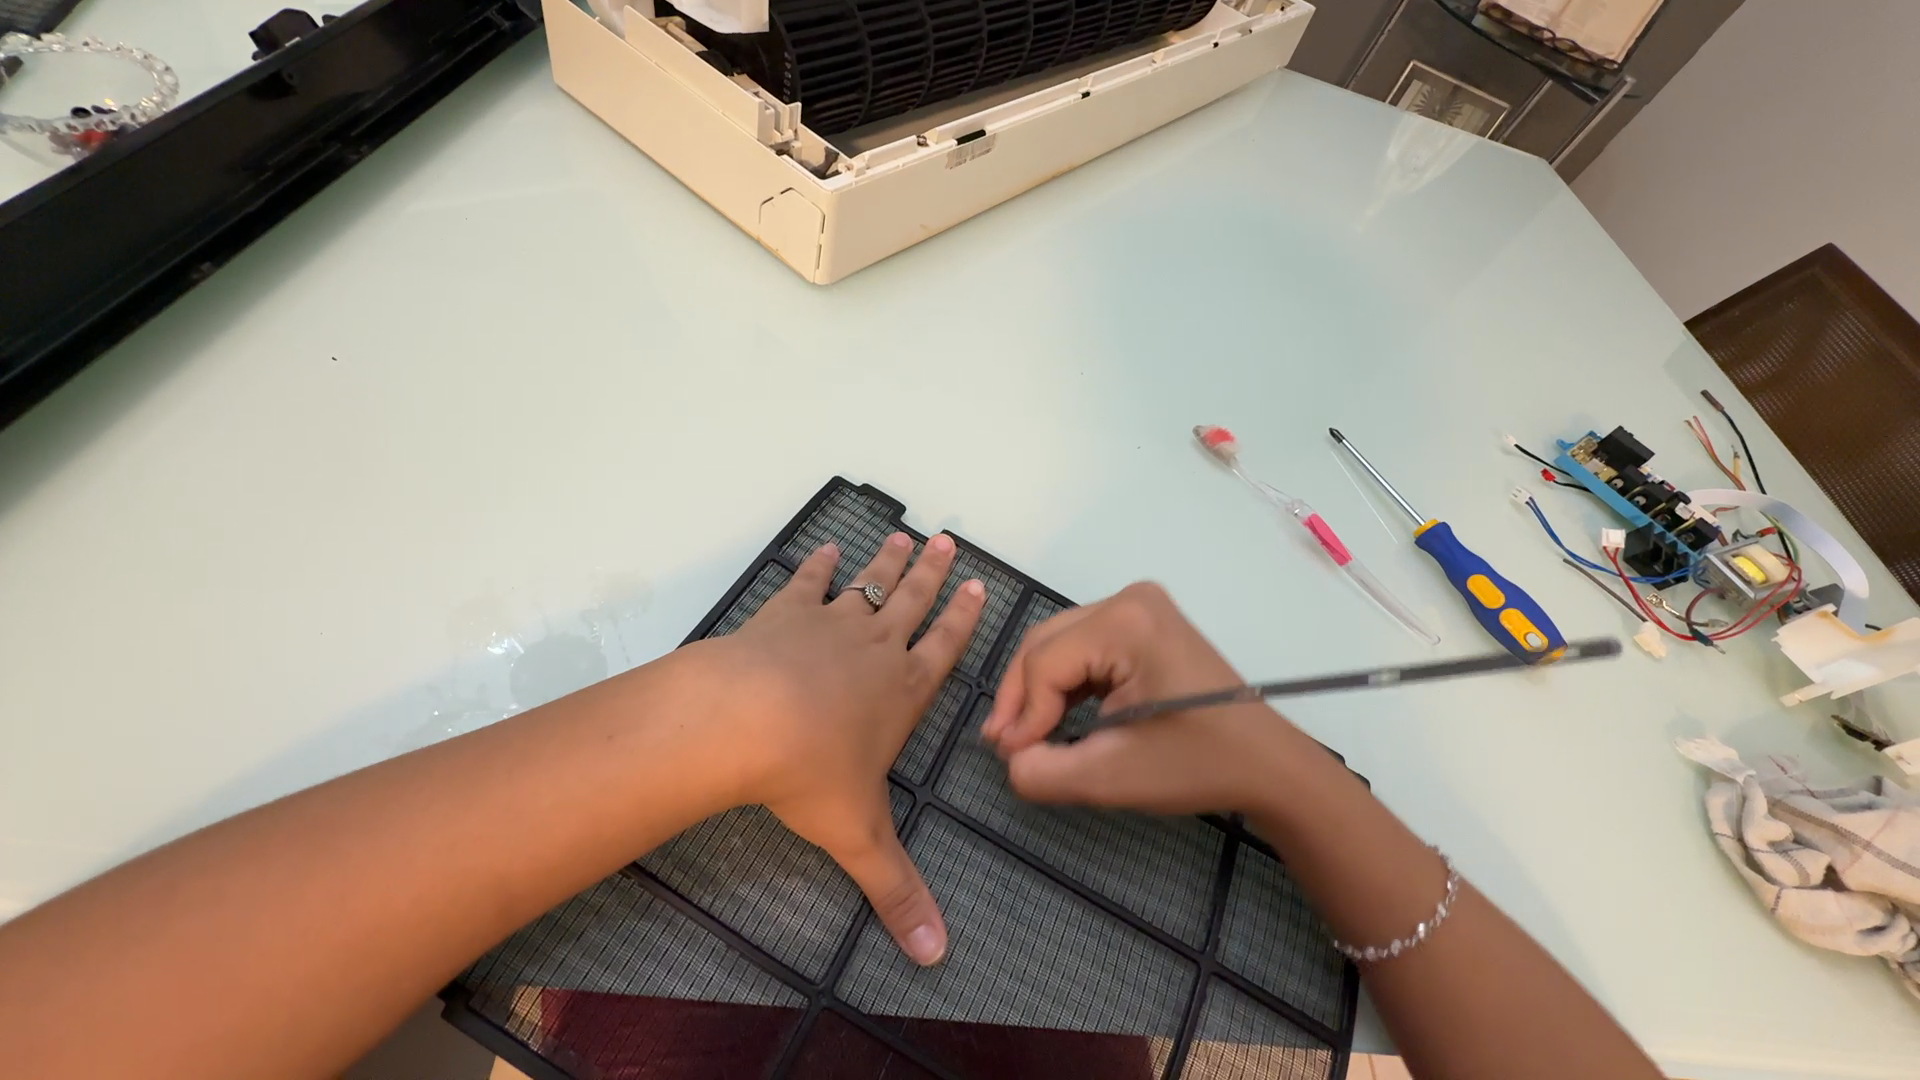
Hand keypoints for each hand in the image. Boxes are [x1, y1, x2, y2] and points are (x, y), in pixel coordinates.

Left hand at [691, 532, 984, 966]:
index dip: (964, 618)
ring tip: (902, 536)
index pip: (945, 647)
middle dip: (933, 574)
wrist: (744, 720)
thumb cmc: (810, 773)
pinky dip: (818, 566)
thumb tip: (936, 956)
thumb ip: (898, 892)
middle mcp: (876, 648)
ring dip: (887, 563)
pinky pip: (808, 583)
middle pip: (914, 602)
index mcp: (903, 690)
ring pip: (869, 586)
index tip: (977, 585)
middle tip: (947, 540)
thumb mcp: (860, 839)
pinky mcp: (786, 613)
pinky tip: (825, 550)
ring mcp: (831, 624)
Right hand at [980, 582, 1307, 815]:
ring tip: (1022, 735)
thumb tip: (1009, 756)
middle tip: (1003, 745)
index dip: (1020, 713)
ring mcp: (1139, 607)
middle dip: (1021, 697)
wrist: (1267, 763)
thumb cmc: (1196, 765)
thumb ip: (1042, 771)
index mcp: (1126, 622)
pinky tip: (1054, 717)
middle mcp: (1129, 599)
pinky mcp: (1143, 624)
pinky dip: (1064, 682)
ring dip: (1038, 690)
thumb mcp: (1110, 776)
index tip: (1009, 757)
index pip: (1044, 662)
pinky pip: (1083, 647)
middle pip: (1045, 644)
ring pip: (1059, 644)